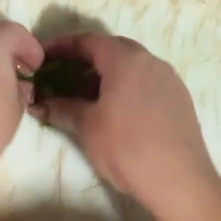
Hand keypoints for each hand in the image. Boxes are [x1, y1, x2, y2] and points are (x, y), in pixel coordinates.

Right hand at [32, 33, 220, 215]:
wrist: (179, 181)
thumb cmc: (127, 147)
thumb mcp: (87, 126)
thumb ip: (63, 108)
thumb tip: (40, 104)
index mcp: (126, 60)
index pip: (89, 40)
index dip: (62, 45)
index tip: (43, 54)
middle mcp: (150, 61)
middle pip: (112, 48)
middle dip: (85, 58)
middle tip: (63, 73)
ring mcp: (169, 79)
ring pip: (132, 65)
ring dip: (106, 73)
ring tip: (85, 95)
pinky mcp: (179, 99)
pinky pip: (146, 81)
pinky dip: (126, 86)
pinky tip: (114, 110)